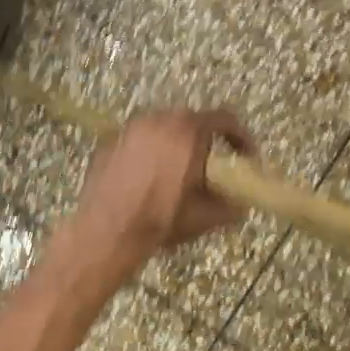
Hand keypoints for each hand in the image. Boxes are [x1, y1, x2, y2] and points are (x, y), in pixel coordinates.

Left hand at [72, 107, 258, 268]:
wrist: (106, 231)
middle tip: (208, 163)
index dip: (239, 136)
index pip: (223, 119)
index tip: (244, 155)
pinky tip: (144, 176)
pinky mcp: (105, 143)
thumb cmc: (159, 220)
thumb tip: (239, 203)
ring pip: (158, 128)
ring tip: (175, 169)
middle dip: (202, 139)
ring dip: (171, 143)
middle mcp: (156, 121)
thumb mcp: (205, 217)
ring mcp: (127, 130)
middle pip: (188, 121)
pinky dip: (145, 151)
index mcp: (186, 131)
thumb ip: (230, 204)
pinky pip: (134, 140)